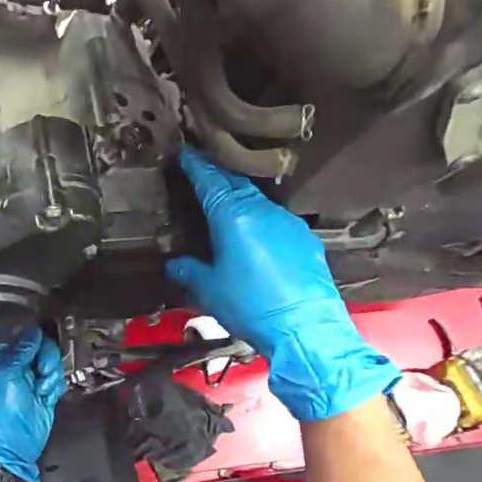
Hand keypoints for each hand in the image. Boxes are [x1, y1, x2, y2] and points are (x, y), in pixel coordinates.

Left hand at [0, 328, 65, 481]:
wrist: (13, 445)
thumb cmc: (4, 410)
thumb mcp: (7, 375)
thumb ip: (21, 350)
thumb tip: (33, 329)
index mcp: (5, 360)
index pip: (25, 338)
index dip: (35, 340)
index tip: (39, 348)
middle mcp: (21, 367)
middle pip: (44, 348)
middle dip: (47, 359)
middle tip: (41, 372)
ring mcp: (35, 381)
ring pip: (54, 363)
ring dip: (51, 375)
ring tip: (42, 390)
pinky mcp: (48, 394)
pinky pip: (59, 379)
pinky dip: (56, 386)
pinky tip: (48, 397)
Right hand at [166, 148, 398, 421]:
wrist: (305, 328)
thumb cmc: (253, 308)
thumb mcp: (210, 291)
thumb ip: (190, 271)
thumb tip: (176, 265)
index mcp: (234, 216)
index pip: (210, 180)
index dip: (195, 165)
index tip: (185, 153)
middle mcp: (264, 211)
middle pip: (236, 183)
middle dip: (218, 175)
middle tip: (203, 171)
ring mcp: (288, 223)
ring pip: (259, 201)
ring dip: (242, 200)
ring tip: (227, 207)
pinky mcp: (305, 239)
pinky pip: (279, 221)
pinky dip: (263, 222)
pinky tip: (258, 238)